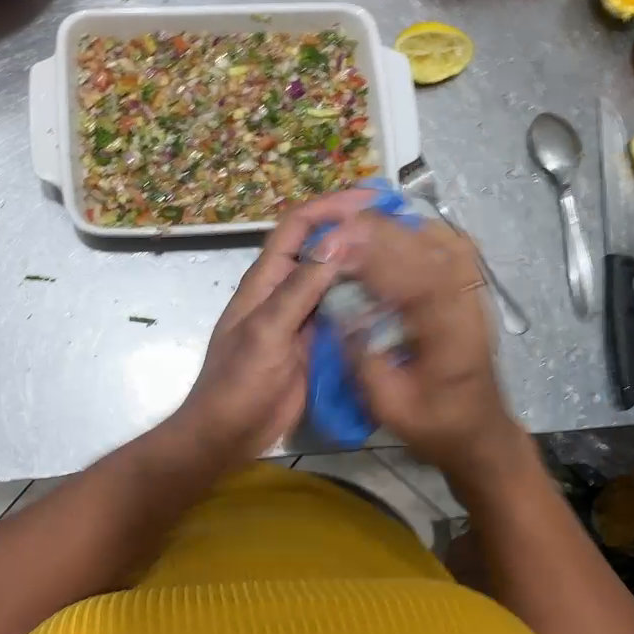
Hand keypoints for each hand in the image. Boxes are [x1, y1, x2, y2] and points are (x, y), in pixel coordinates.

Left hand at [171, 190, 375, 457]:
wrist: (227, 434)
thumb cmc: (239, 381)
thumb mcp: (269, 330)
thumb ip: (302, 286)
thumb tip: (340, 238)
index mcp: (266, 279)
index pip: (298, 225)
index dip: (331, 206)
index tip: (371, 199)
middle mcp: (285, 290)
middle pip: (321, 249)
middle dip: (355, 232)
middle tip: (400, 227)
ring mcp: (301, 318)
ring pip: (336, 281)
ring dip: (364, 267)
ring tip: (405, 259)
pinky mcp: (315, 344)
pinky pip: (342, 315)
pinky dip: (365, 305)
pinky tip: (393, 303)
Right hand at [345, 215, 531, 479]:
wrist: (481, 433)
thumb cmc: (437, 426)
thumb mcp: (391, 407)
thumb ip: (365, 361)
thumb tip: (338, 314)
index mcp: (450, 333)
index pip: (413, 279)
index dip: (373, 257)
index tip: (337, 245)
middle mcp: (467, 302)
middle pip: (428, 247)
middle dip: (381, 231)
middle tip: (338, 227)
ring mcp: (473, 291)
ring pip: (441, 238)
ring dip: (400, 227)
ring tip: (359, 225)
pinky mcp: (471, 289)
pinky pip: (449, 245)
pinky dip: (419, 232)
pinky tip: (391, 234)